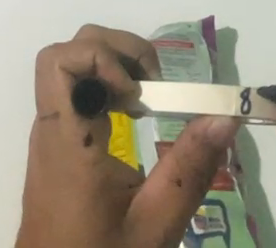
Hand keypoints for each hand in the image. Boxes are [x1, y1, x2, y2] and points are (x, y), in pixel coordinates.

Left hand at [16, 25, 237, 247]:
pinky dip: (106, 87)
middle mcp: (52, 125)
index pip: (61, 61)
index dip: (102, 57)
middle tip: (153, 84)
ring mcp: (51, 132)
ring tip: (149, 97)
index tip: (138, 94)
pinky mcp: (58, 142)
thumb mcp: (155, 225)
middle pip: (66, 52)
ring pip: (70, 67)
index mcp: (68, 139)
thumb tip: (224, 117)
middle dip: (115, 51)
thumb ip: (189, 169)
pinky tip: (135, 114)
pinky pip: (75, 91)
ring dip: (113, 66)